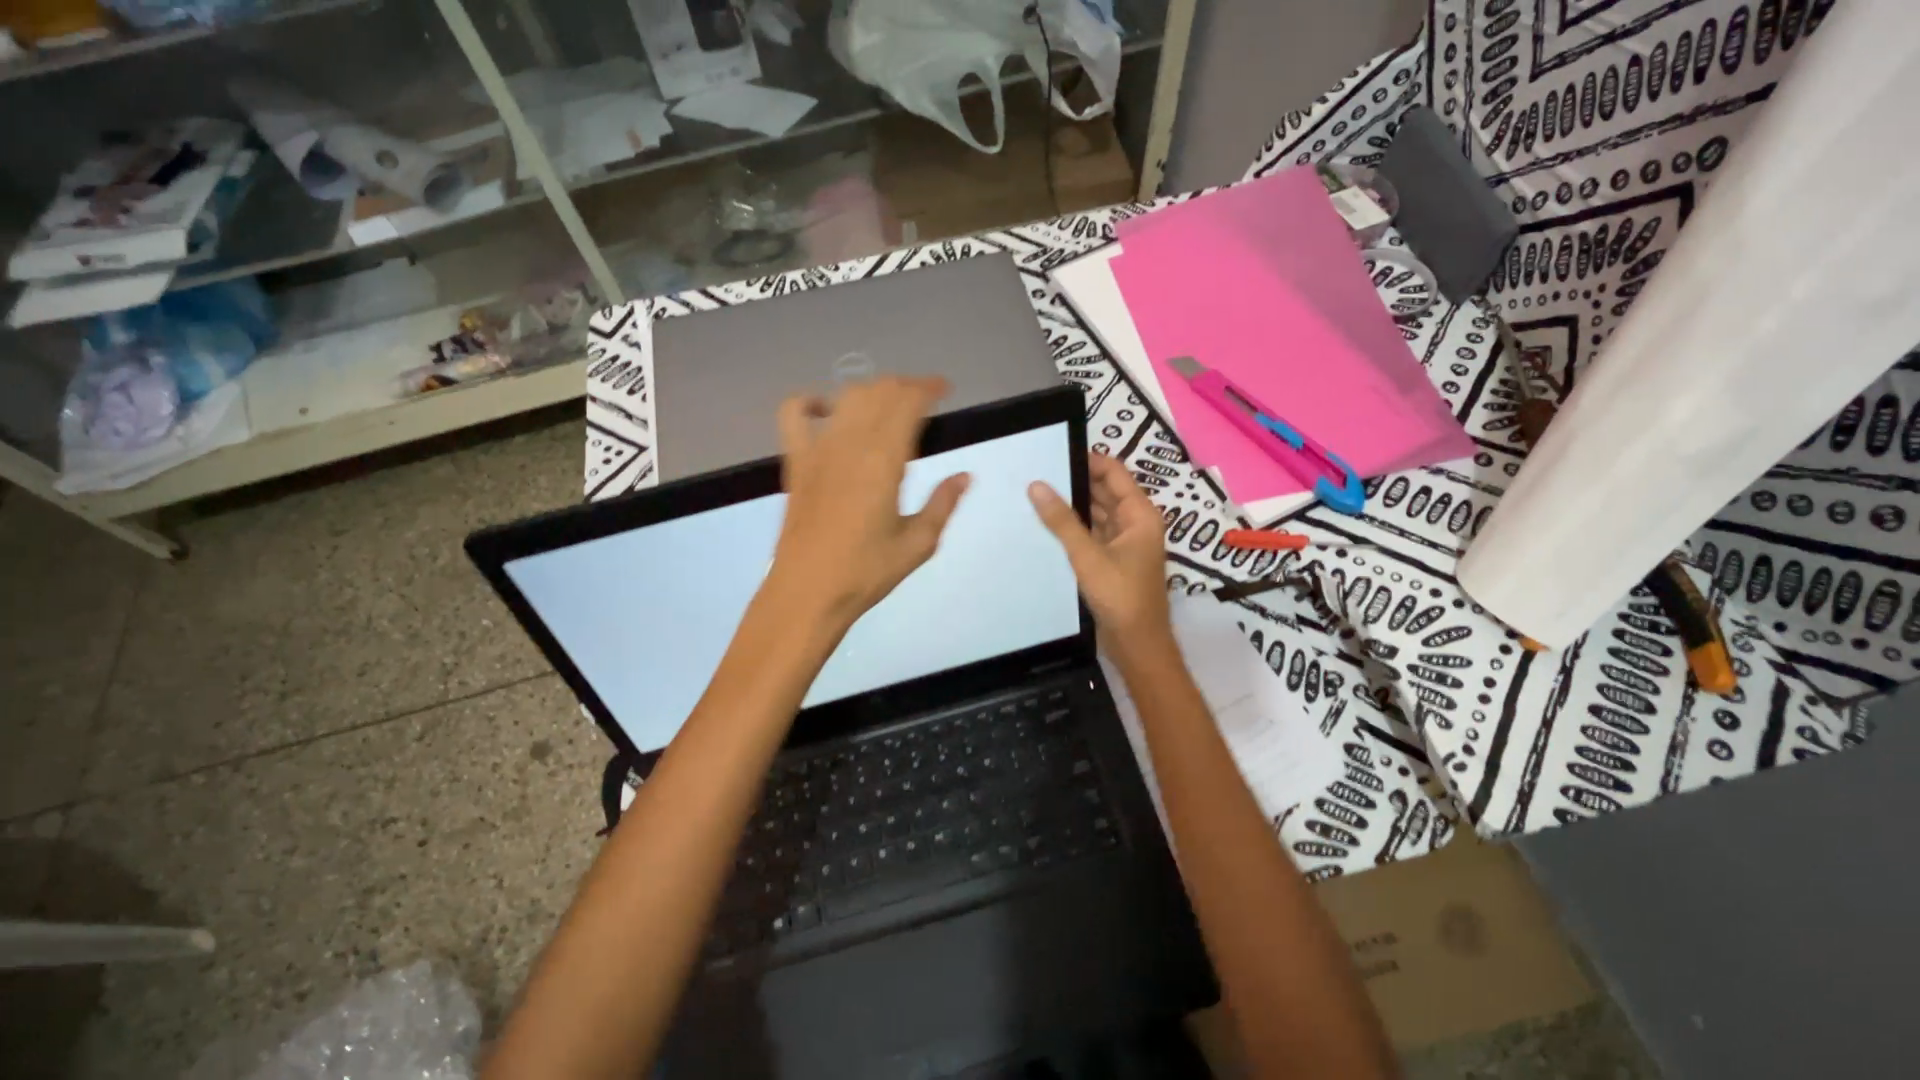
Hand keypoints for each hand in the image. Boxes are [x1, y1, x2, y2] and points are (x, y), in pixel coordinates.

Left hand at [767, 377, 970, 630]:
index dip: (929, 388)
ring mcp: (817, 450)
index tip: (945, 391)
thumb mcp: (917, 544)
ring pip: (846, 397)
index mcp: (884, 461)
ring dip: (871, 392)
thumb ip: (942, 504)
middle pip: (879, 391)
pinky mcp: (795, 462)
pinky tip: (826, 410)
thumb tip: (964, 476)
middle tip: (924, 402)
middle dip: (905, 387)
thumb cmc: (866, 573)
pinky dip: (810, 402)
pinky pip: (794, 414)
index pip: (908, 402)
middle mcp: (850, 444)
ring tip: (889, 406)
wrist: (808, 592)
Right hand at [1027, 452, 1170, 649]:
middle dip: (1074, 483)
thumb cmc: (1121, 597)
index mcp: (1140, 514)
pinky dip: (1072, 529)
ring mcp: (1124, 543)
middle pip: (1104, 491)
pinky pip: (1091, 535)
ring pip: (1096, 514)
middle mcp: (1134, 523)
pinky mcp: (1112, 561)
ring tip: (1034, 495)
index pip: (1113, 472)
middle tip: (1035, 473)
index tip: (1052, 453)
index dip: (1086, 459)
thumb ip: (1062, 521)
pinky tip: (1045, 526)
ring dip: (1071, 508)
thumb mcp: (1088, 556)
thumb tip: (1036, 485)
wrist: (1138, 645)